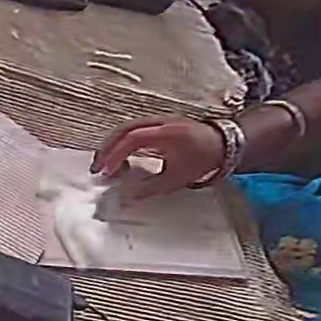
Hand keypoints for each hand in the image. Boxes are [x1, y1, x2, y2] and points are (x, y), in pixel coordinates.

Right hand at [90, 117, 224, 198]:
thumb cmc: (203, 160)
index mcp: (166, 133)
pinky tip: (120, 159)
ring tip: (104, 165)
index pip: (132, 139)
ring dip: (112, 146)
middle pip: (124, 130)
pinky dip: (121, 143)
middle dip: (106, 149)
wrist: (224, 144)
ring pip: (126, 129)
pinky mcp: (158, 125)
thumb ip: (148, 188)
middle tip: (96, 168)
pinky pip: (133, 130)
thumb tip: (125, 198)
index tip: (105, 171)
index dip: (115, 155)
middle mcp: (160, 123)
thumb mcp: (176, 179)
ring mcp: (158, 121)